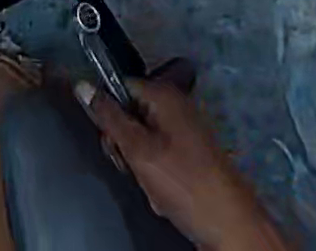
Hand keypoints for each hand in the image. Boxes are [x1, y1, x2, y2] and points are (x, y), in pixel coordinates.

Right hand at [77, 71, 288, 250]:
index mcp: (163, 95)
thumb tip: (81, 84)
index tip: (108, 138)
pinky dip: (154, 175)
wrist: (233, 230)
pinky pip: (157, 156)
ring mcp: (184, 132)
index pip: (118, 85)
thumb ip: (107, 116)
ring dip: (138, 163)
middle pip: (129, 113)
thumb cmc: (184, 183)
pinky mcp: (190, 157)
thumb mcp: (137, 149)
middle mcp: (174, 106)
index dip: (107, 111)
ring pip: (141, 139)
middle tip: (131, 165)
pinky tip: (162, 195)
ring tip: (150, 184)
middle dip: (123, 143)